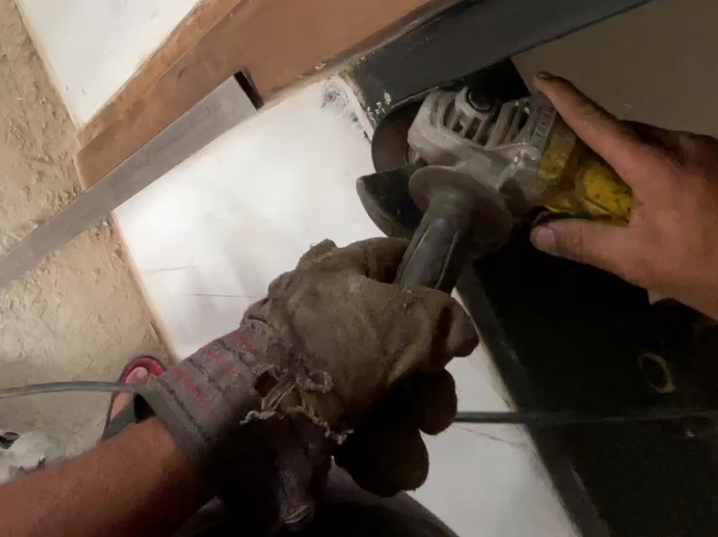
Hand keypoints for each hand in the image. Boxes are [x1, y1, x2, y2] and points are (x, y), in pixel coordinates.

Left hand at [142, 237, 476, 526]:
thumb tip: (458, 330)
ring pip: (393, 396)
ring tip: (396, 445)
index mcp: (338, 271)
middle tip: (428, 408)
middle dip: (427, 384)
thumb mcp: (396, 320)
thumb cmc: (329, 349)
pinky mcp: (318, 414)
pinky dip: (375, 450)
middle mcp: (332, 313)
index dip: (427, 276)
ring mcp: (325, 366)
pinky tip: (368, 461)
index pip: (392, 256)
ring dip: (405, 429)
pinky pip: (367, 430)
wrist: (259, 417)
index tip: (451, 311)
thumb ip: (439, 318)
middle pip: (405, 341)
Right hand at [527, 74, 717, 354]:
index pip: (598, 122)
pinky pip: (698, 159)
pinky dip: (677, 173)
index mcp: (658, 166)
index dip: (565, 99)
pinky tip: (685, 211)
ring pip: (667, 147)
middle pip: (632, 134)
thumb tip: (538, 233)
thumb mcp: (641, 264)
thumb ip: (584, 242)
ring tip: (638, 201)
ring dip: (643, 162)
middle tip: (584, 169)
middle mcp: (690, 147)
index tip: (541, 78)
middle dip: (605, 145)